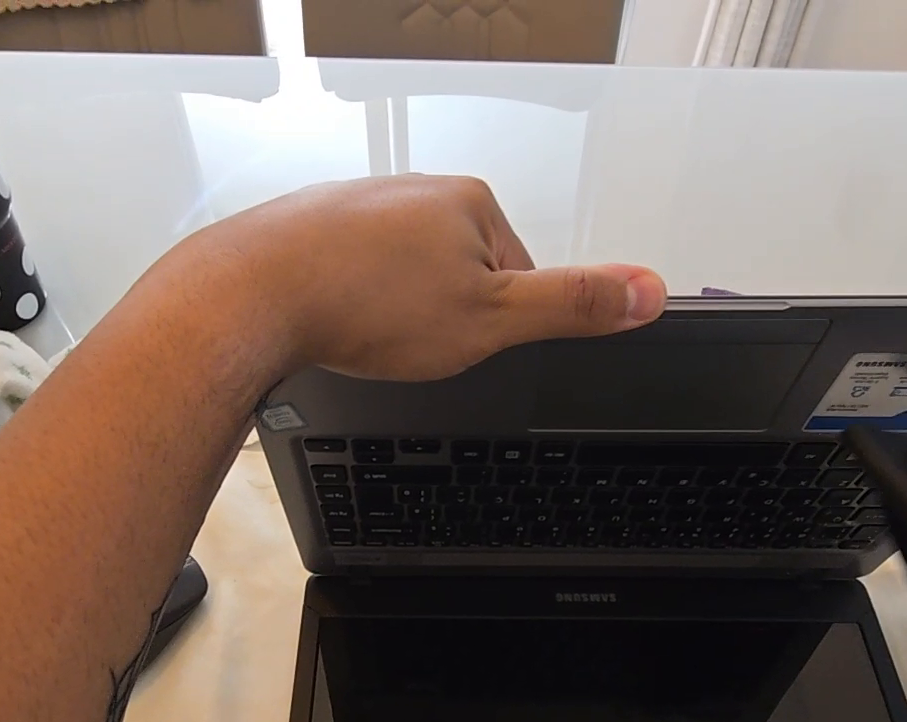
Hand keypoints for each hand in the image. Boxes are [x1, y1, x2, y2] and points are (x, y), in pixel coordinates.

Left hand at [144, 174, 666, 382]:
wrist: (258, 294)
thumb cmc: (369, 302)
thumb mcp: (490, 318)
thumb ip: (570, 305)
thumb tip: (647, 291)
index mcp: (471, 204)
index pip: (518, 274)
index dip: (498, 326)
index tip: (466, 344)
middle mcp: (420, 192)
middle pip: (462, 275)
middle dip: (446, 319)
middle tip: (414, 344)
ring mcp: (367, 206)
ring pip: (407, 279)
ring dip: (398, 314)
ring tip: (372, 334)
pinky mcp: (324, 227)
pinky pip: (361, 276)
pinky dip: (357, 303)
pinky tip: (342, 320)